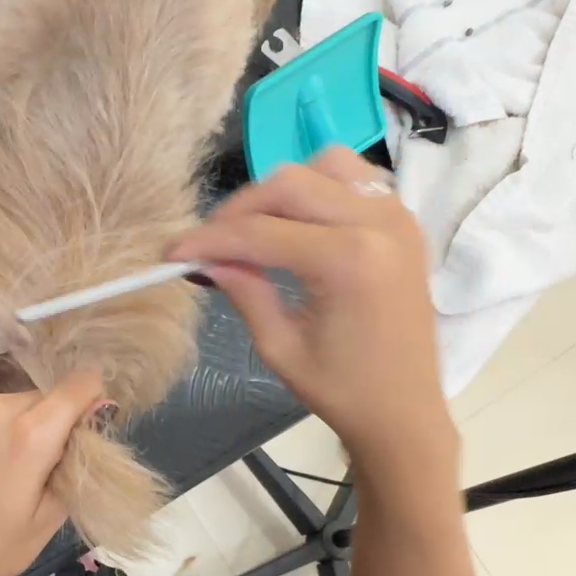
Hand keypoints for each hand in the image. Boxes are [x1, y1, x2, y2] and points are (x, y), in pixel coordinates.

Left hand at [0, 371, 106, 575]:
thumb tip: (94, 420)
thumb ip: (76, 461)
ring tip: (5, 468)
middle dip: (52, 422)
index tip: (85, 428)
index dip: (91, 400)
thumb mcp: (50, 516)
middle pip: (44, 397)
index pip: (80, 383)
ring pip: (12, 403)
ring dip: (19, 424)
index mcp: (30, 435)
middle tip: (40, 467)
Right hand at [169, 147, 457, 480]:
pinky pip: (355, 179)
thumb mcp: (280, 347)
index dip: (209, 240)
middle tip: (207, 244)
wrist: (403, 409)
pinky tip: (296, 225)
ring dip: (280, 192)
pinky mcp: (403, 221)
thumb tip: (207, 261)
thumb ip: (245, 292)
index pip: (260, 233)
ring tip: (253, 230)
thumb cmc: (341, 390)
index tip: (171, 253)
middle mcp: (377, 223)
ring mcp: (396, 216)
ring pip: (324, 167)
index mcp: (347, 261)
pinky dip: (318, 190)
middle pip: (289, 184)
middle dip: (238, 211)